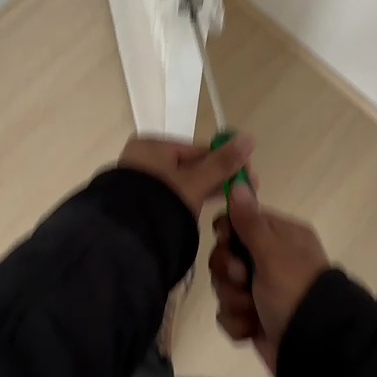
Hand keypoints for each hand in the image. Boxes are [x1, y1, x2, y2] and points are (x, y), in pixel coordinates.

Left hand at [118, 133, 254, 214]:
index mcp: (152, 145)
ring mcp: (139, 181)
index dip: (224, 161)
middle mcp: (142, 158)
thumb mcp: (196, 181)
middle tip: (244, 191)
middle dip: (216, 177)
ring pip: (181, 182)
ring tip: (231, 201)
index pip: (197, 149)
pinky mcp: (139, 202)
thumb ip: (222, 162)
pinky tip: (205, 209)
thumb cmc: (163, 200)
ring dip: (205, 190)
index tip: (247, 176)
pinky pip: (171, 195)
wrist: (127, 237)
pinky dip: (189, 200)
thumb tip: (249, 138)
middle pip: (189, 165)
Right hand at [208, 182, 329, 375]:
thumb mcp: (273, 253)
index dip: (227, 232)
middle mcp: (270, 260)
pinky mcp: (254, 319)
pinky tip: (252, 328)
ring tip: (253, 311)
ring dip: (234, 301)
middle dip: (228, 272)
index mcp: (280, 237)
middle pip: (226, 255)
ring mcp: (261, 291)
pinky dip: (238, 323)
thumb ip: (250, 221)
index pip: (240, 221)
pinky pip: (229, 314)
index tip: (227, 241)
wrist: (314, 350)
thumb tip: (238, 182)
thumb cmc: (295, 292)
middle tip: (244, 280)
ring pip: (224, 286)